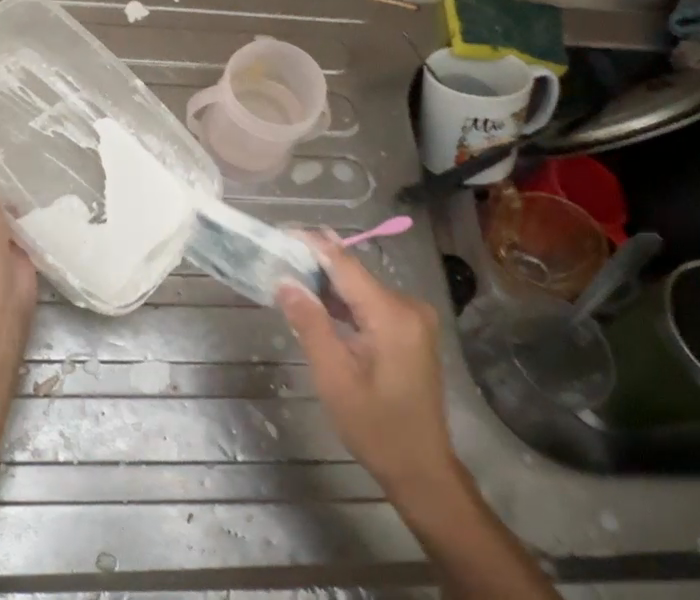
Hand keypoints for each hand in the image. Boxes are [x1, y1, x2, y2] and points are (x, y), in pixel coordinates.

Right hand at [276, 232, 457, 494]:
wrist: (421, 467)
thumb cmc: (375, 427)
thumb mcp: (334, 377)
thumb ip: (310, 324)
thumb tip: (285, 281)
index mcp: (392, 314)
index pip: (346, 265)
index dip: (313, 245)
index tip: (282, 232)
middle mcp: (409, 307)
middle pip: (355, 275)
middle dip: (316, 265)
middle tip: (277, 256)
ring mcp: (414, 319)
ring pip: (362, 290)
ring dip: (329, 286)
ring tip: (289, 276)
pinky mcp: (412, 333)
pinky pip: (372, 306)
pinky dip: (345, 305)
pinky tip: (319, 306)